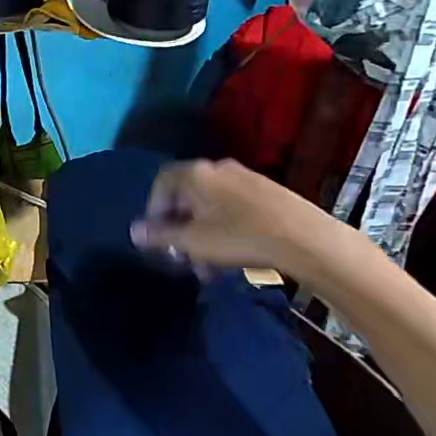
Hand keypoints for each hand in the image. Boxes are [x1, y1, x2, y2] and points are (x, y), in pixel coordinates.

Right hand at [129, 159, 340, 276]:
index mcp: (197, 174)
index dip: (154, 208)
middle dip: (181, 229)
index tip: (158, 237)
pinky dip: (224, 228)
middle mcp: (218, 168)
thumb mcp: (194, 241)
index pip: (162, 181)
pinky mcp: (266, 191)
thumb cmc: (239, 237)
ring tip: (210, 266)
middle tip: (184, 259)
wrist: (302, 236)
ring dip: (203, 234)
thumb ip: (162, 235)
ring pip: (211, 205)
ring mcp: (245, 178)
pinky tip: (234, 254)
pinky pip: (233, 207)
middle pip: (188, 195)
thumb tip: (134, 230)